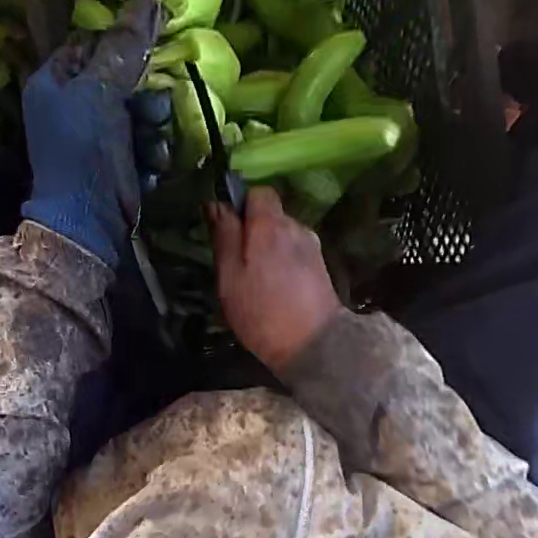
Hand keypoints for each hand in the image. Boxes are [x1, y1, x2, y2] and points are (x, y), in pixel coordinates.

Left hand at [19, 0, 164, 266]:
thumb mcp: (101, 91)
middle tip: (150, 113)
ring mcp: (95, 140)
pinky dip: (150, 157)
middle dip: (145, 99)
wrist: (90, 222)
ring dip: (152, 132)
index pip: (92, 44)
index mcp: (55, 83)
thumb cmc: (85, 151)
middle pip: (123, 81)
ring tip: (148, 150)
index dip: (123, 46)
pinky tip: (147, 170)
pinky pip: (145, 145)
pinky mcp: (117, 166)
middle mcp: (72, 108)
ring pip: (141, 115)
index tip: (149, 50)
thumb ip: (125, 47)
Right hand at [208, 186, 342, 370]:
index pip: (258, 192)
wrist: (312, 345)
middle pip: (270, 214)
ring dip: (268, 248)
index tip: (228, 229)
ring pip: (282, 235)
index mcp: (270, 225)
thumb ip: (224, 235)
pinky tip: (276, 288)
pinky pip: (294, 252)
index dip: (241, 206)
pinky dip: (282, 262)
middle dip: (253, 230)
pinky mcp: (320, 266)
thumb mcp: (229, 275)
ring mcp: (311, 246)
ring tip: (256, 280)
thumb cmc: (261, 311)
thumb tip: (216, 203)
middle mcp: (295, 227)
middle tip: (237, 263)